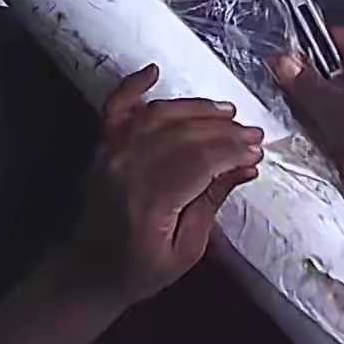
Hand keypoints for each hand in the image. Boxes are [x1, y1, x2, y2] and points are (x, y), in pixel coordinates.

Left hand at [59, 65, 262, 303]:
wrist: (86, 271)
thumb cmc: (139, 270)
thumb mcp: (187, 250)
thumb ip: (212, 202)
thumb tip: (246, 167)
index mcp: (149, 201)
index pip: (199, 161)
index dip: (232, 150)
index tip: (257, 149)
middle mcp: (126, 168)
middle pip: (182, 134)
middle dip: (223, 130)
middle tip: (253, 132)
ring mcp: (110, 152)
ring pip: (157, 116)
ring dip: (195, 108)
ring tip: (227, 111)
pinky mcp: (101, 146)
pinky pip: (116, 107)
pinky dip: (133, 86)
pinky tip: (154, 71)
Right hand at [271, 26, 343, 179]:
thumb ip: (309, 85)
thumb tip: (278, 60)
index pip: (327, 36)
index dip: (298, 46)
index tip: (271, 61)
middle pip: (326, 65)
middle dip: (303, 80)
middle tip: (276, 92)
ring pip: (330, 91)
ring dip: (312, 104)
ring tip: (293, 114)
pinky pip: (338, 111)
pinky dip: (325, 119)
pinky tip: (313, 132)